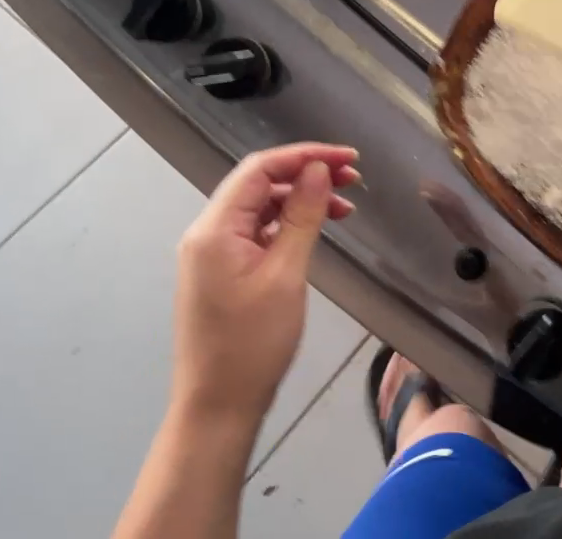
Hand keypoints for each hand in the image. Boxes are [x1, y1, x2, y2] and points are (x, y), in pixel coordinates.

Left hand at [172, 143, 359, 425]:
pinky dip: (290, 221)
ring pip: (261, 205)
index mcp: (215, 229)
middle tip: (353, 178)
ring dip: (302, 197)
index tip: (349, 159)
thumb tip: (319, 170)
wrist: (219, 406)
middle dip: (306, 173)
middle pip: (259, 183)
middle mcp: (207, 233)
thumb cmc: (253, 343)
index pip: (260, 169)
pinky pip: (259, 229)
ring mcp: (213, 252)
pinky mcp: (224, 269)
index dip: (305, 155)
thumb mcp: (286, 274)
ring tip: (345, 205)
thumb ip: (302, 216)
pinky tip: (319, 227)